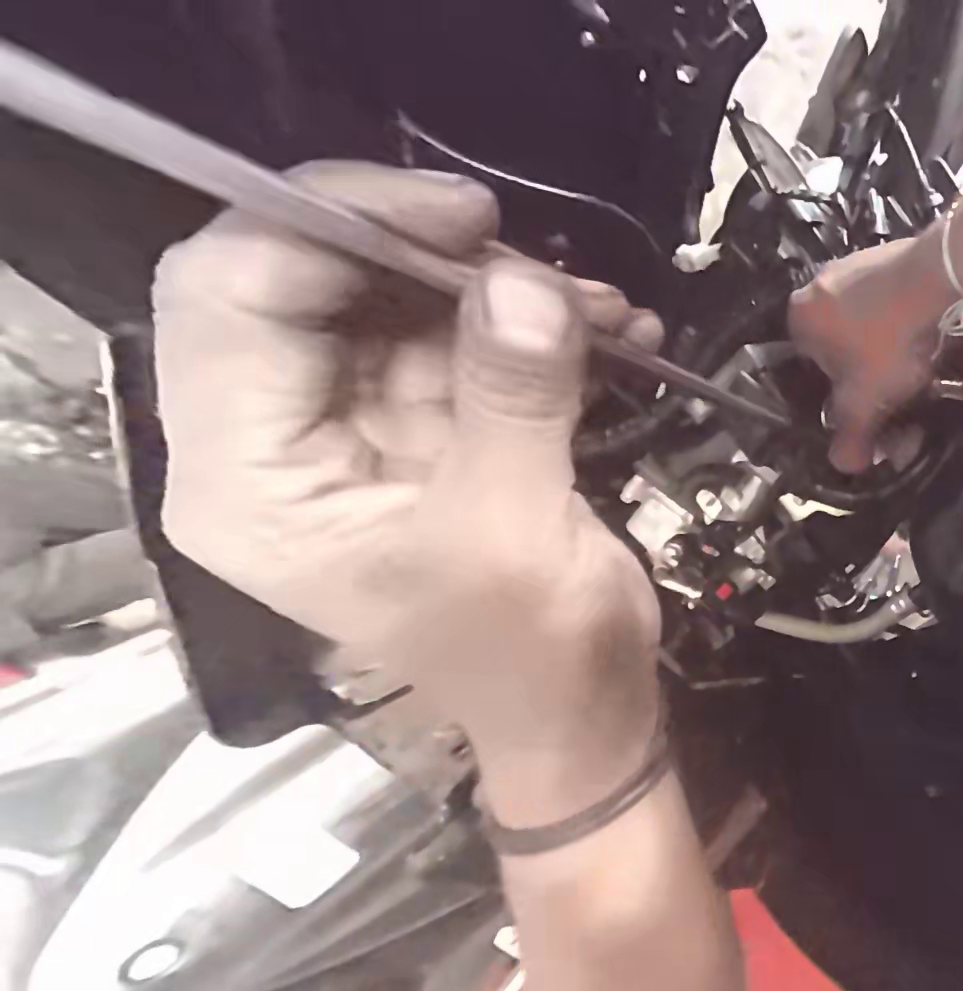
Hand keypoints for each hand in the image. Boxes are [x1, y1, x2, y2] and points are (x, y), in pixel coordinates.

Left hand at [154, 161, 664, 811]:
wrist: (591, 707)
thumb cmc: (535, 649)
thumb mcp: (514, 529)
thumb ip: (513, 403)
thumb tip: (528, 285)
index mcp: (261, 477)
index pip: (241, 299)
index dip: (337, 227)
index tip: (467, 216)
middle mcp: (306, 445)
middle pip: (338, 300)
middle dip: (452, 270)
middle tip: (559, 274)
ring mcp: (392, 444)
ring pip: (431, 328)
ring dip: (525, 307)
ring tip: (616, 313)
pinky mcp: (466, 448)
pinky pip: (496, 367)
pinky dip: (559, 347)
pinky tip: (626, 341)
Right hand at [787, 234, 955, 472]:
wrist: (941, 277)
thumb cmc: (891, 343)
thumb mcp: (867, 401)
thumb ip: (851, 436)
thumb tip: (844, 465)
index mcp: (800, 318)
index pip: (812, 373)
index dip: (843, 398)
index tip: (872, 410)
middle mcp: (818, 285)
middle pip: (843, 351)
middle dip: (871, 380)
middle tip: (901, 396)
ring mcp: (855, 266)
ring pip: (870, 329)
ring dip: (892, 356)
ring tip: (921, 372)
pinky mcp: (890, 258)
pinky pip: (892, 308)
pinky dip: (906, 329)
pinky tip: (929, 342)